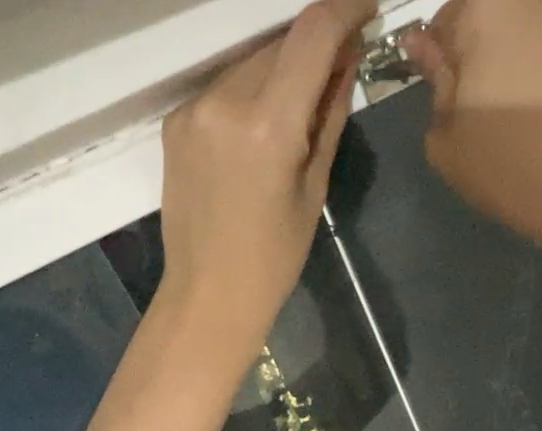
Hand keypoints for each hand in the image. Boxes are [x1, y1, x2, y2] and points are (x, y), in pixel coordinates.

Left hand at [159, 0, 373, 345]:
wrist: (209, 292)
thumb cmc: (275, 257)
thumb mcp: (315, 187)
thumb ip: (329, 114)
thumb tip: (346, 58)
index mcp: (268, 126)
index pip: (311, 34)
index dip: (344, 10)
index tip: (366, 9)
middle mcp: (224, 102)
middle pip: (279, 44)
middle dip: (313, 48)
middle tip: (340, 71)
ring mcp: (194, 109)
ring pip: (249, 62)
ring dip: (280, 70)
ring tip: (300, 111)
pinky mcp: (175, 121)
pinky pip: (223, 88)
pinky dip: (249, 93)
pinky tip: (261, 131)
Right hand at [406, 0, 541, 266]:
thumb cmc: (509, 166)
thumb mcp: (447, 138)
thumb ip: (434, 83)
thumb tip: (427, 51)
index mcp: (483, 8)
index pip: (442, 18)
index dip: (437, 56)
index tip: (442, 92)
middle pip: (486, 16)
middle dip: (475, 50)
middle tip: (475, 106)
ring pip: (522, 29)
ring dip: (509, 58)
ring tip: (511, 112)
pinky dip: (540, 69)